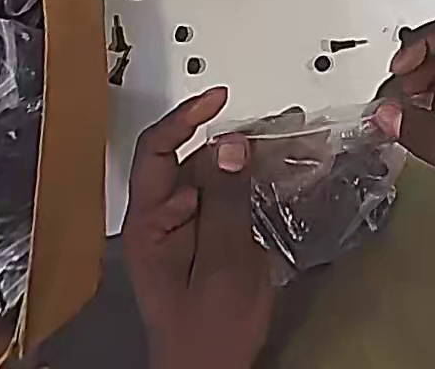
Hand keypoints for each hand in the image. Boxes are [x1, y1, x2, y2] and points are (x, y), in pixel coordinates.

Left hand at [120, 88, 275, 368]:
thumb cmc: (209, 335)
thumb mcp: (223, 266)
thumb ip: (226, 202)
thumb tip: (231, 144)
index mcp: (149, 224)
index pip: (155, 151)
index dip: (185, 118)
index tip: (217, 98)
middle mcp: (163, 216)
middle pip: (194, 157)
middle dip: (233, 140)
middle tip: (274, 127)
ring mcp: (185, 223)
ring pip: (214, 171)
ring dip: (248, 156)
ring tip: (285, 143)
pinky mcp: (207, 230)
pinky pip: (226, 190)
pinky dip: (252, 176)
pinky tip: (279, 168)